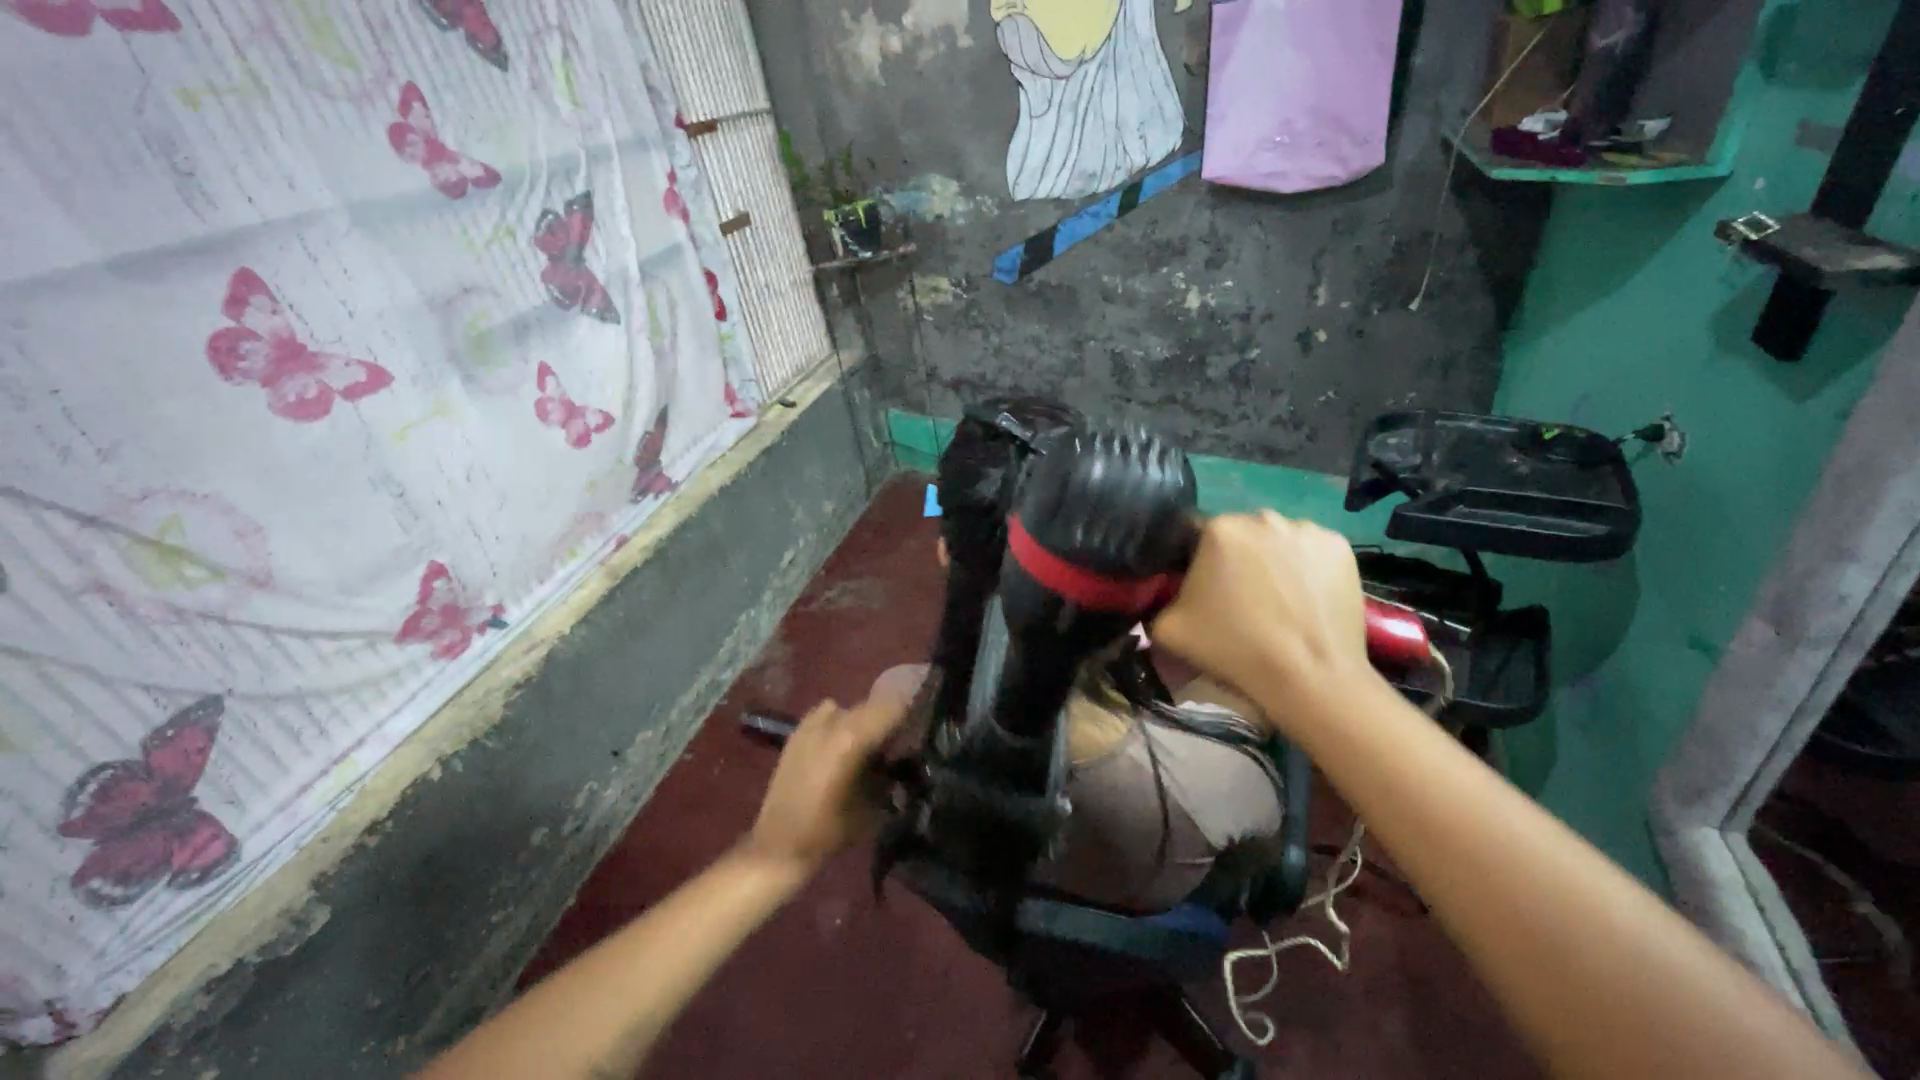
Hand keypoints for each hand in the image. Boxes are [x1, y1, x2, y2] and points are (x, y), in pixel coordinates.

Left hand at [742, 695, 907, 871]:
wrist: (780, 843)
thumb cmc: (831, 830)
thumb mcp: (874, 804)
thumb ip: (891, 771)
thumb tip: (905, 752)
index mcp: (852, 737)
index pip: (895, 706)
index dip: (913, 712)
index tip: (923, 725)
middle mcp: (832, 721)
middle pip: (873, 705)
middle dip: (890, 719)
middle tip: (900, 742)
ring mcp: (811, 723)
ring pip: (851, 708)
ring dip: (865, 721)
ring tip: (870, 745)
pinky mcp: (797, 731)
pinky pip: (829, 714)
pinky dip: (841, 723)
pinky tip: (841, 746)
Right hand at [1150, 512, 1369, 725]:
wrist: (1309, 676)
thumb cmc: (1234, 649)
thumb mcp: (1168, 631)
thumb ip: (1156, 603)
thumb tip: (1162, 597)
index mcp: (1218, 529)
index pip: (1194, 535)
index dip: (1194, 562)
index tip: (1202, 590)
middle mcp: (1262, 517)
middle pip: (1239, 534)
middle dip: (1235, 559)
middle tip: (1240, 599)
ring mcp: (1306, 529)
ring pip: (1277, 540)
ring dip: (1272, 561)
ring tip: (1278, 601)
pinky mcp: (1340, 546)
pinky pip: (1312, 551)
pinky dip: (1306, 568)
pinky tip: (1305, 599)